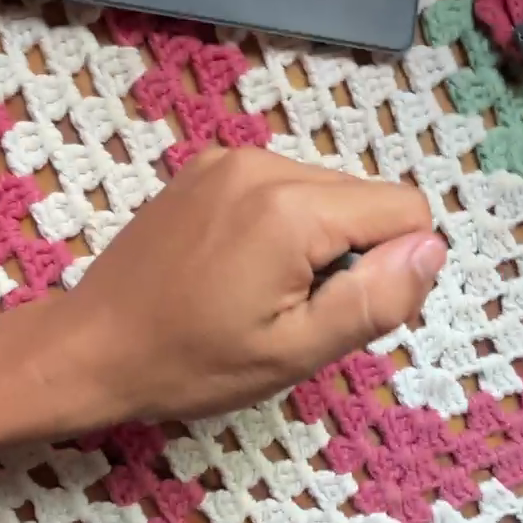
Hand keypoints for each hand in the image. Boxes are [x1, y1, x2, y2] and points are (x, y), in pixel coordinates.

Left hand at [53, 147, 445, 423]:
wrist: (89, 348)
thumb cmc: (191, 363)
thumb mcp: (294, 351)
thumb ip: (374, 299)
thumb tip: (432, 249)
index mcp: (292, 207)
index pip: (406, 210)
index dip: (392, 268)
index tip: (340, 310)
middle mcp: (263, 162)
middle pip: (364, 198)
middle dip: (353, 253)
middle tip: (296, 309)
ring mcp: (228, 159)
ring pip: (325, 192)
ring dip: (317, 240)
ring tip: (261, 290)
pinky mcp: (204, 168)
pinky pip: (280, 187)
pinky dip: (281, 225)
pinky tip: (237, 266)